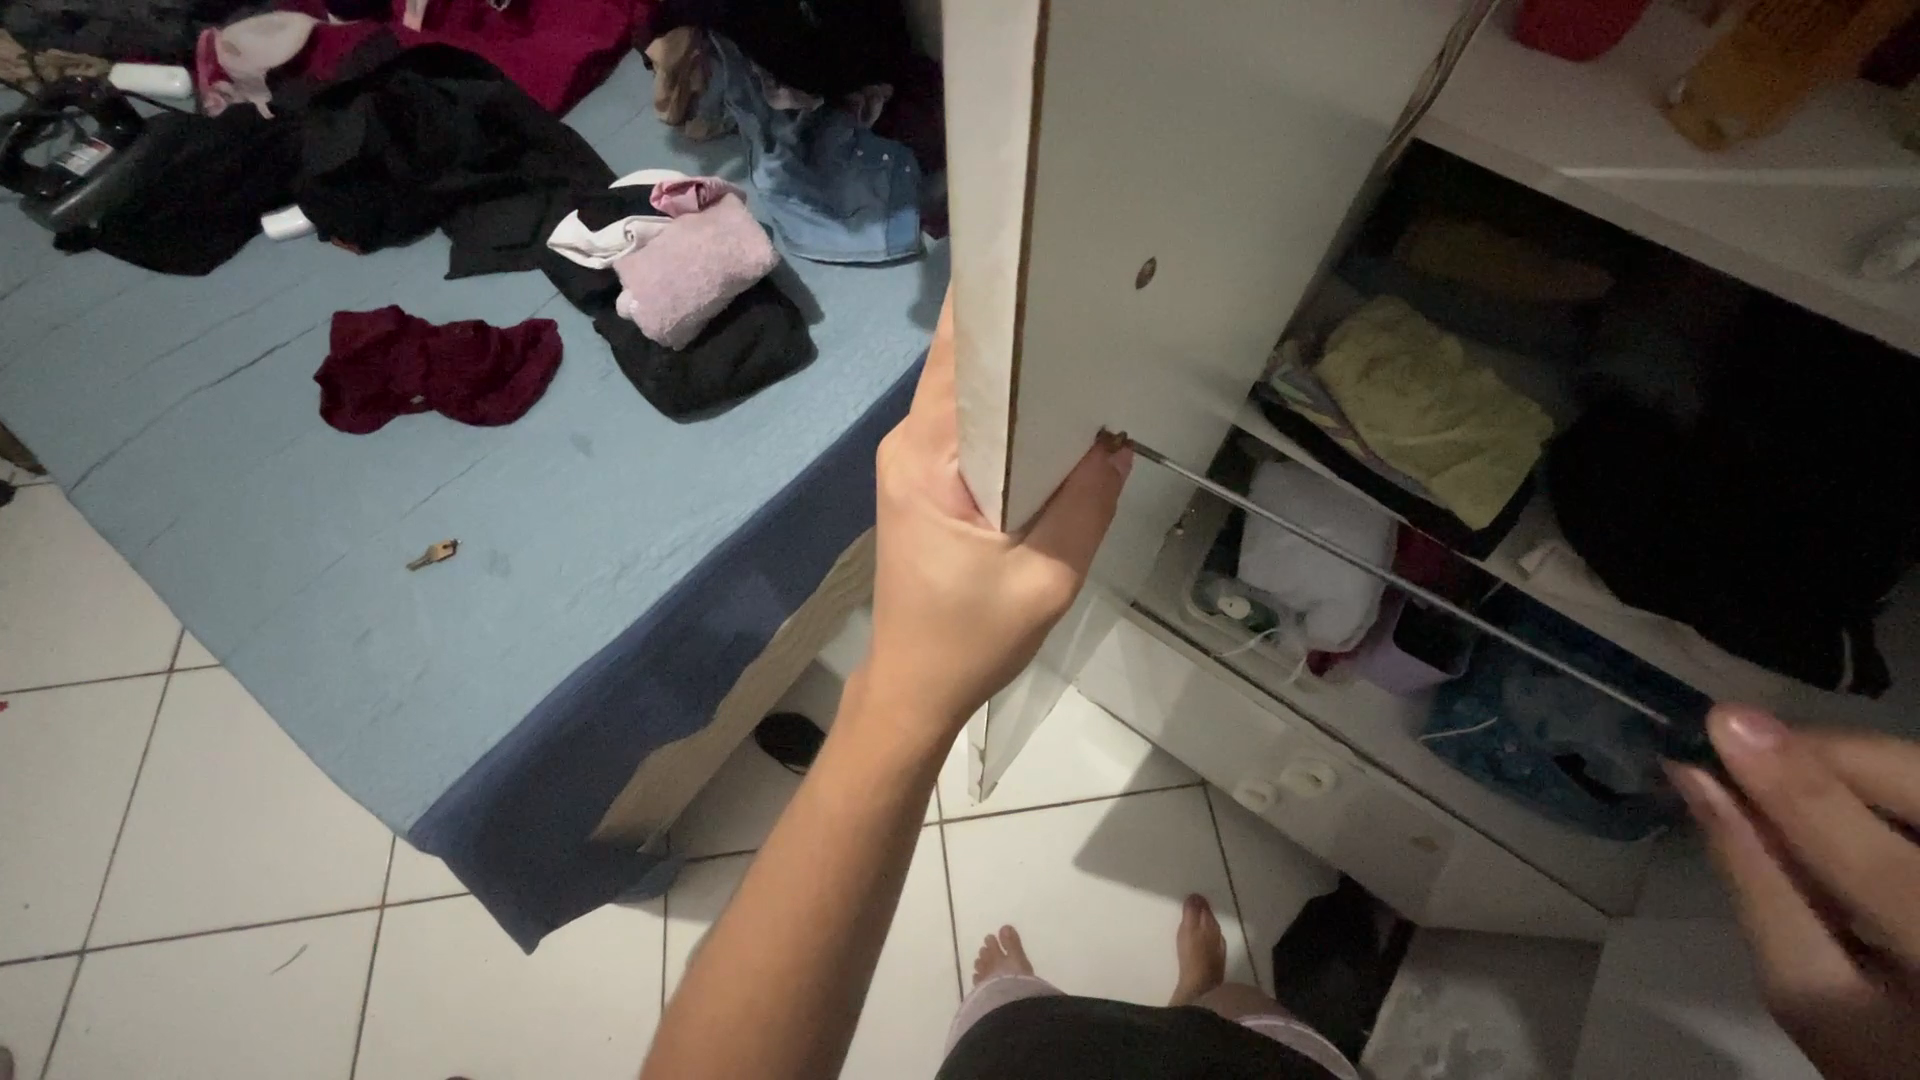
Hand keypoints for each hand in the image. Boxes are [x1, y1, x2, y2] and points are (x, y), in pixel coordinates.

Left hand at [858, 290, 1130, 735]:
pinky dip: (1005, 408)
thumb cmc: (970, 639)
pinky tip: (1048, 403)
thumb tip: (1114, 439)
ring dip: (1014, 369)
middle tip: (1083, 294)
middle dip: (1018, 328)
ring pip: (966, 392)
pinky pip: (966, 424)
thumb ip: (1086, 503)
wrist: (915, 685)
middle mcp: (908, 443)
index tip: (1051, 266)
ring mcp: (910, 460)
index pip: (962, 355)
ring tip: (1075, 339)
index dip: (1005, 308)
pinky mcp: (922, 479)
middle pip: (963, 363)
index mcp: (926, 456)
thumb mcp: (1046, 577)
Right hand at [1668, 706, 1919, 1079]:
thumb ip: (1754, 882)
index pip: (1881, 867)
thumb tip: (1694, 779)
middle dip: (1823, 757)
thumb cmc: (1884, 1051)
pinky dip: (1879, 790)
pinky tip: (1845, 813)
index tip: (1720, 722)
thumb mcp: (1810, 993)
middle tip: (1738, 751)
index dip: (1798, 786)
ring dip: (1849, 769)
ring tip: (1786, 788)